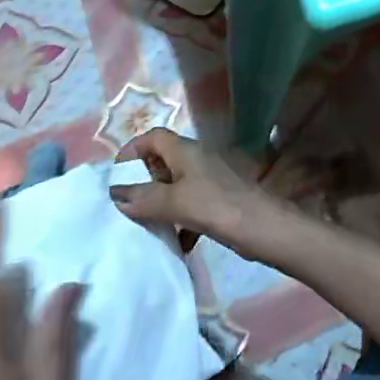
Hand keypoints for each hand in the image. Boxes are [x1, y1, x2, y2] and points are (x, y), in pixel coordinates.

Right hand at [111, 128, 278, 252]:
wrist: (263, 228)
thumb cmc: (215, 206)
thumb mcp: (173, 202)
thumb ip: (143, 198)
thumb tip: (116, 195)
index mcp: (184, 150)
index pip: (153, 137)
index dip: (133, 149)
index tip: (118, 174)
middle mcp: (196, 160)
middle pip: (163, 161)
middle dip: (144, 181)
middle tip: (129, 202)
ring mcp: (209, 180)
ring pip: (176, 186)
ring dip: (161, 203)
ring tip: (147, 224)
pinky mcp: (219, 201)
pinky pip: (191, 206)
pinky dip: (181, 221)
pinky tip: (178, 243)